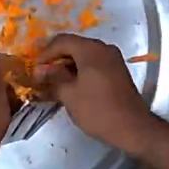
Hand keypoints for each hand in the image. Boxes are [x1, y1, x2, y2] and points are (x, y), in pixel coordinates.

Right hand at [36, 34, 160, 153]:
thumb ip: (54, 77)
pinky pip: (94, 64)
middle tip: (42, 76)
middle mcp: (104, 49)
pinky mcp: (117, 71)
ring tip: (54, 83)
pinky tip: (71, 86)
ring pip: (84, 55)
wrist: (132, 128)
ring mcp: (113, 59)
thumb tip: (41, 70)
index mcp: (91, 50)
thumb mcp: (69, 94)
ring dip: (67, 66)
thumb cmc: (98, 110)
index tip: (35, 70)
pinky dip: (80, 71)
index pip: (62, 41)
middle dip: (56, 59)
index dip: (45, 54)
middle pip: (74, 46)